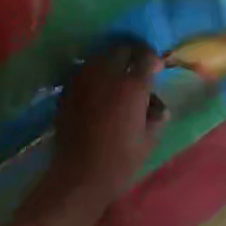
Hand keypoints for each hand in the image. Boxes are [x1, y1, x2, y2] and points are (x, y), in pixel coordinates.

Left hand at [45, 36, 167, 207]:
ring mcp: (83, 81)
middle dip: (132, 54)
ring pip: (100, 57)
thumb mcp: (148, 141)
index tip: (156, 69)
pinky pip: (84, 72)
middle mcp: (106, 75)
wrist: (79, 177)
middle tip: (137, 69)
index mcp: (132, 87)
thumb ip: (156, 117)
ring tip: (117, 79)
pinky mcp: (67, 91)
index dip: (153, 60)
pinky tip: (98, 92)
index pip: (146, 57)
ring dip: (111, 62)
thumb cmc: (119, 163)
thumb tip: (158, 107)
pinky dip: (94, 75)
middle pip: (121, 49)